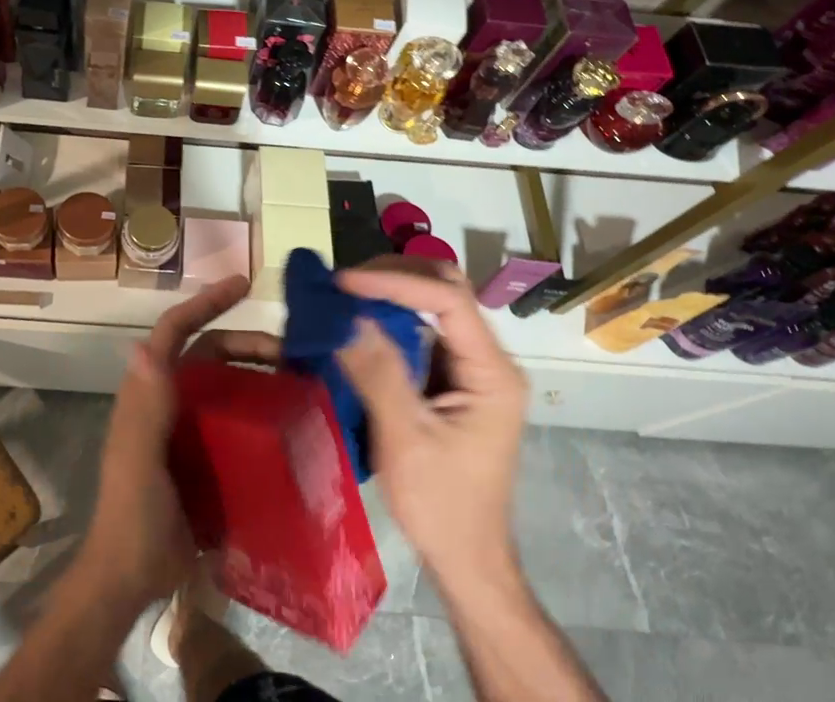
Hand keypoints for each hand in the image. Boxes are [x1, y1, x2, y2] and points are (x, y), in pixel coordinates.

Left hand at [78, 274, 261, 607]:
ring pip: (228, 387)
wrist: (131, 577)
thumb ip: (143, 409)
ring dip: (260, 377)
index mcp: (148, 394)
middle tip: (294, 353)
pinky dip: (262, 415)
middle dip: (249, 343)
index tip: (244, 284)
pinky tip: (294, 425)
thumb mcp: (138, 461)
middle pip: (210, 356)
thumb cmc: (132, 516)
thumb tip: (143, 345)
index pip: (174, 332)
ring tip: (303, 382)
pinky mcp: (206, 461)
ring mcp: (188, 432)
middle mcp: (168, 403)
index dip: (205, 303)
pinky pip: (238, 424)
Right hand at [335, 256, 528, 580]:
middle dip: (394, 277)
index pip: (448, 300)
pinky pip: (422, 335)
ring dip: (390, 295)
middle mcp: (489, 361)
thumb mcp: (405, 438)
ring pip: (435, 307)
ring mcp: (471, 371)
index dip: (394, 282)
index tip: (343, 282)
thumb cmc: (441, 504)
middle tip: (342, 284)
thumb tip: (347, 316)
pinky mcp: (452, 383)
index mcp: (492, 373)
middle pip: (448, 291)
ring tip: (343, 297)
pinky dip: (389, 321)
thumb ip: (379, 373)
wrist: (466, 557)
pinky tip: (358, 325)